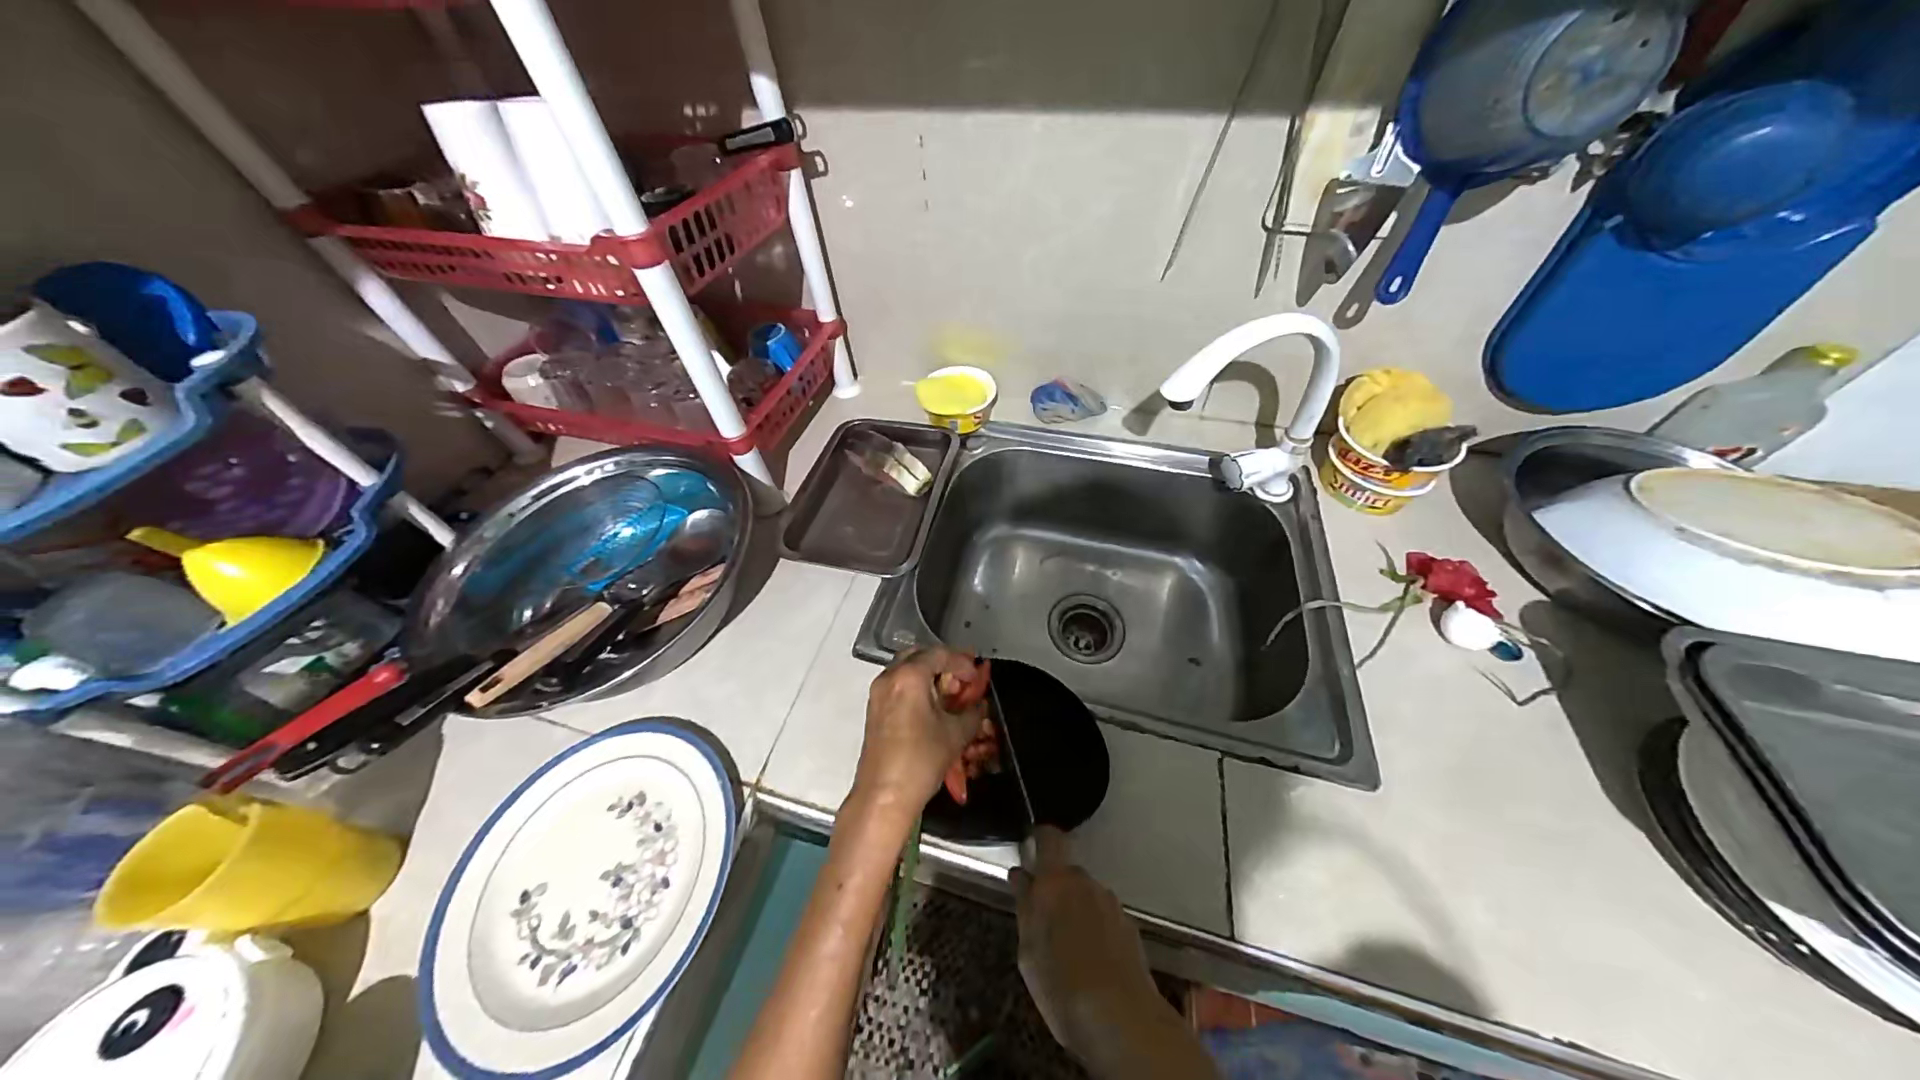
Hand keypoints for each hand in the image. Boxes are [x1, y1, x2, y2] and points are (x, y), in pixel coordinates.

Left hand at [851, 647, 987, 813]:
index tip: (976, 675)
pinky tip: (933, 705)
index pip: (940, 654)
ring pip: (906, 670)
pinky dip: (916, 687)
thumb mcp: (956, 734)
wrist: (884, 796)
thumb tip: (977, 706)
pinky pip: (898, 686)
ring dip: (929, 674)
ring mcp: (878, 694)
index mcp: (909, 677)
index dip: (962, 662)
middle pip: (919, 655)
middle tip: (963, 675)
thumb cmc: (920, 762)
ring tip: (951, 691)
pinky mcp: (875, 710)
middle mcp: (889, 679)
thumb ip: (971, 713)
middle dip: (943, 662)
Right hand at [1013, 828, 1196, 1077]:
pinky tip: (1090, 960)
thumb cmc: (1061, 984)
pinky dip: (1095, 929)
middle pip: (1067, 873)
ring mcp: (1111, 904)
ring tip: (1067, 949)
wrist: (1121, 1018)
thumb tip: (1021, 876)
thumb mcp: (1028, 949)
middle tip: (1042, 920)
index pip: (1049, 838)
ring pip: (1086, 896)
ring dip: (1076, 911)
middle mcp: (1085, 883)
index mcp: (1055, 881)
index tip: (1029, 850)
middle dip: (1054, 889)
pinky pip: (1104, 917)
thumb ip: (1025, 906)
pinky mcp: (1130, 927)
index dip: (1039, 838)